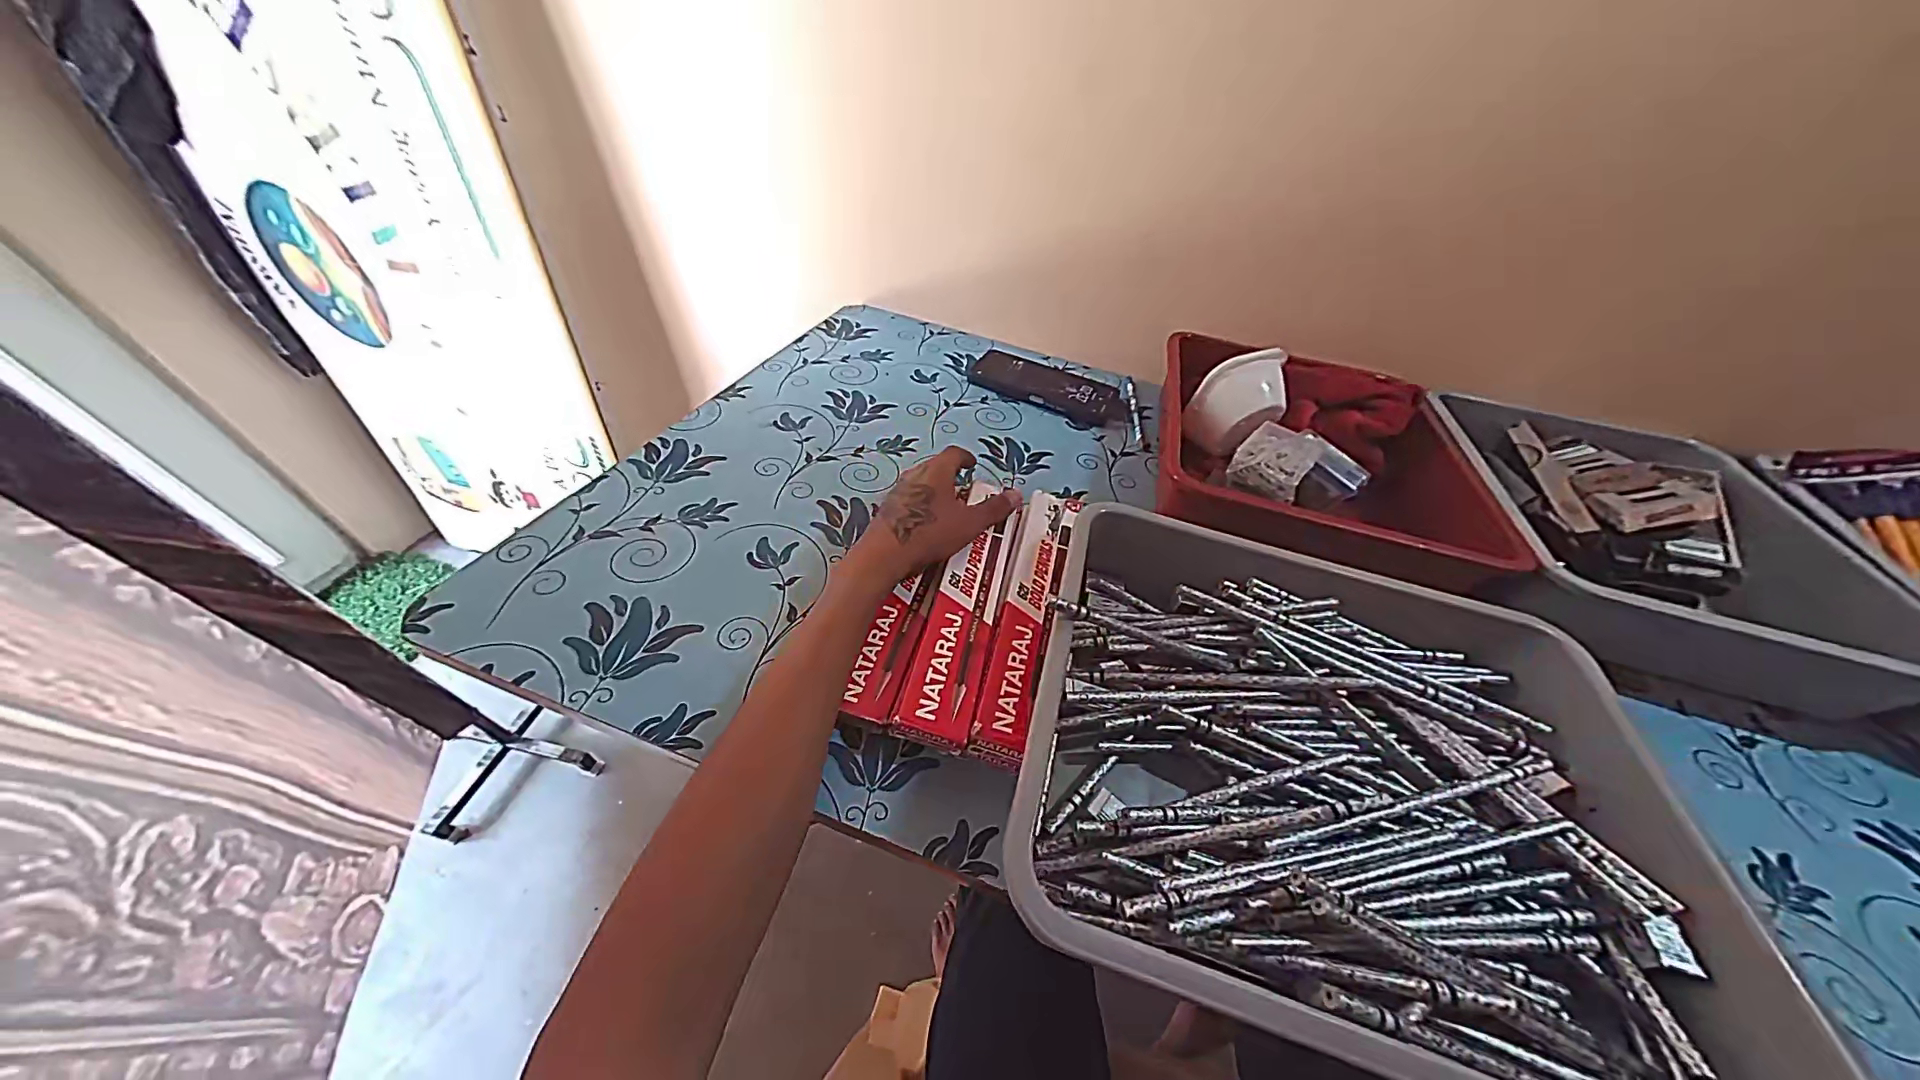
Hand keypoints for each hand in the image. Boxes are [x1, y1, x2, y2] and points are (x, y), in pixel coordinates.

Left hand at [843, 447, 1020, 587]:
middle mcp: (914, 476)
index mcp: (936, 471)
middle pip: (935, 467)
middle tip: (964, 488)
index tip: (972, 465)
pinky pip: (909, 502)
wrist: (884, 556)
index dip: (966, 458)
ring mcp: (898, 492)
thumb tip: (1015, 495)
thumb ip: (993, 509)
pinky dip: (922, 507)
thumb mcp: (969, 523)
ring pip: (921, 485)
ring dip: (935, 492)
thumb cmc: (930, 534)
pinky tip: (927, 525)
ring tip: (948, 508)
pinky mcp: (887, 510)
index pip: (954, 454)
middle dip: (951, 476)